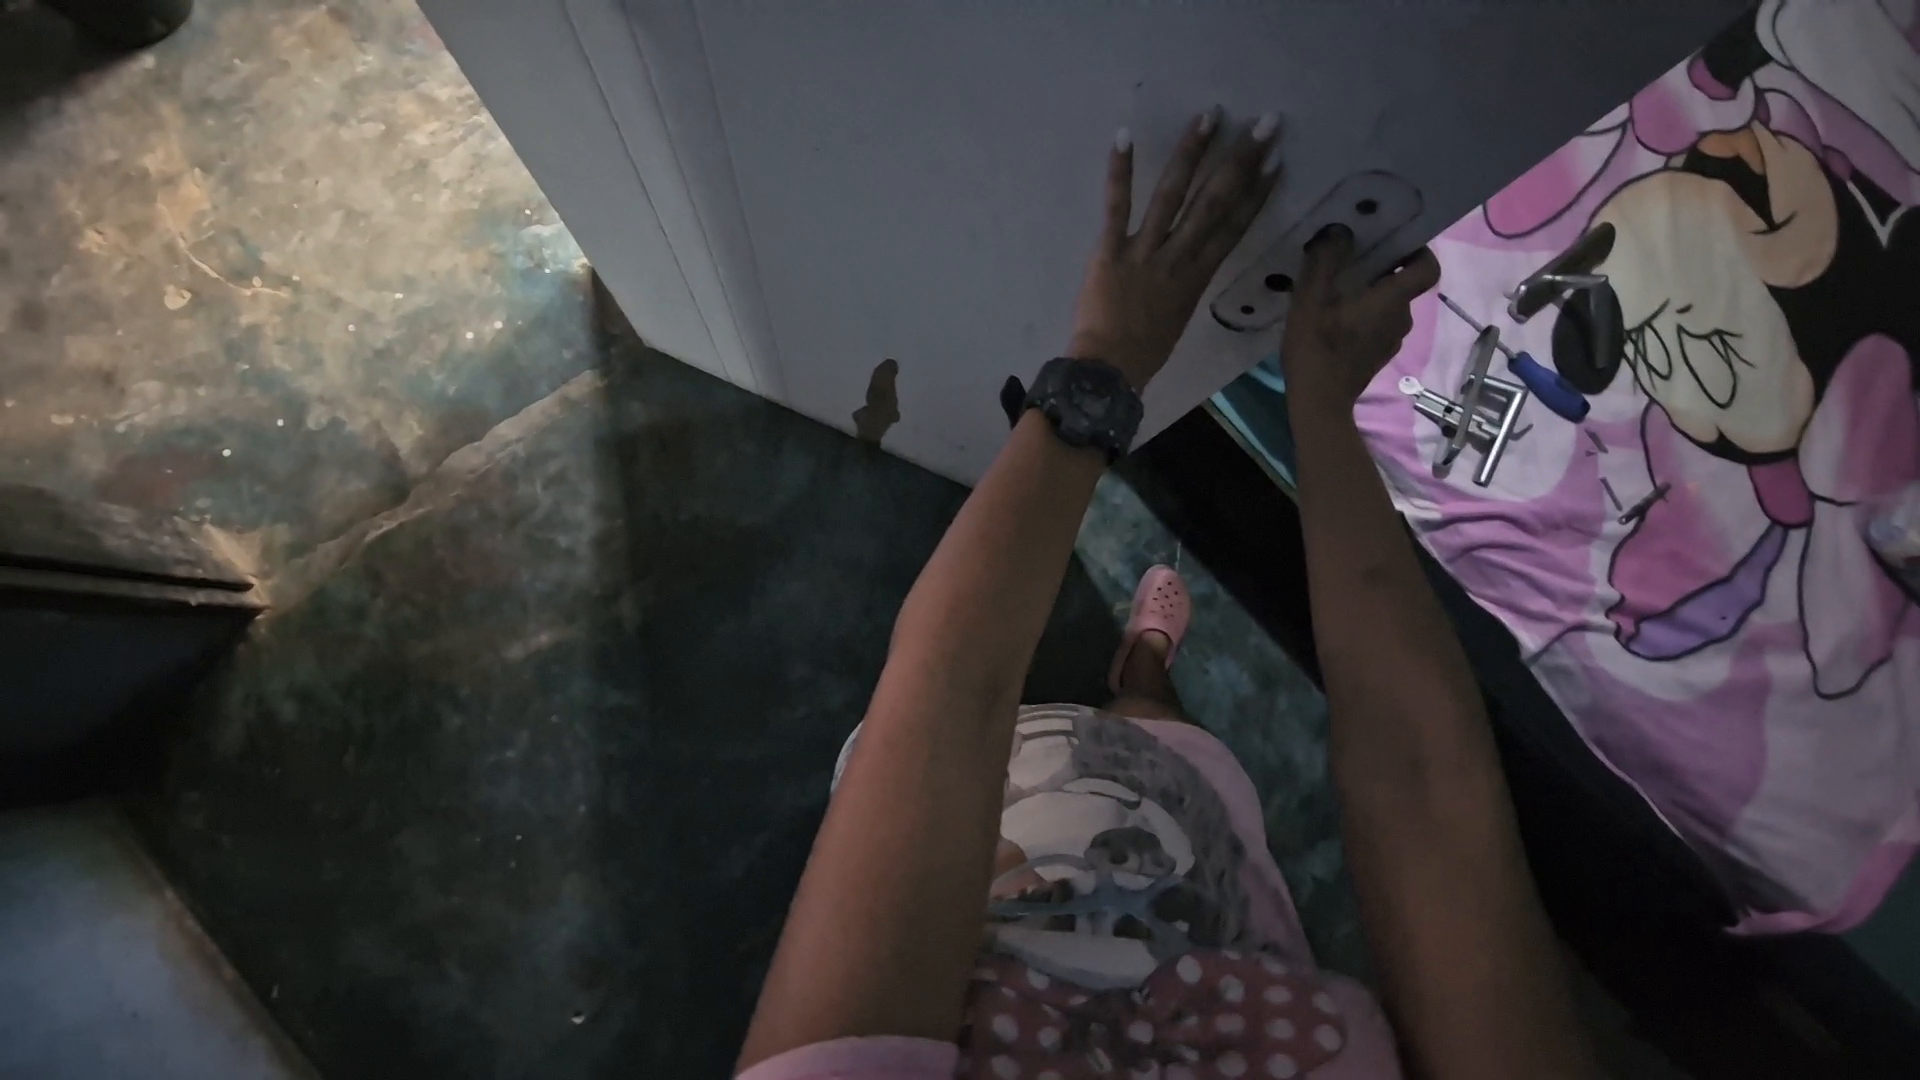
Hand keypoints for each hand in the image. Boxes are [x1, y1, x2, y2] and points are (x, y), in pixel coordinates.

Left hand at [1067, 109, 1282, 389]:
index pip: (1233, 228)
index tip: (1275, 161)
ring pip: (1173, 195)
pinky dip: (1120, 172)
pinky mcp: (1110, 252)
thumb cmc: (1143, 354)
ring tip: (1210, 115)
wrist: (1108, 371)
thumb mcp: (1177, 320)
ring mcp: (1144, 253)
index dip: (1256, 193)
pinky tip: (1125, 136)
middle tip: (1266, 122)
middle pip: (1214, 203)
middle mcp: (1178, 259)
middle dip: (1241, 161)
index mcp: (1196, 278)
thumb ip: (1183, 287)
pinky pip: (1116, 207)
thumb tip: (1188, 266)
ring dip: (1192, 152)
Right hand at [1280, 225, 1439, 408]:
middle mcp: (1402, 318)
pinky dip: (1363, 323)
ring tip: (1337, 301)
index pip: (1427, 266)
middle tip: (1350, 270)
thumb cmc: (1317, 347)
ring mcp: (1391, 341)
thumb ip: (1326, 260)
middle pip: (1402, 287)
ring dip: (1369, 301)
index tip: (1393, 245)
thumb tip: (1339, 231)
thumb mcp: (1311, 298)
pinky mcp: (1377, 358)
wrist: (1319, 402)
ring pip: (1387, 310)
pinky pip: (1376, 330)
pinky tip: (1335, 328)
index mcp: (1393, 298)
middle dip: (1381, 275)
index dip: (1417, 252)